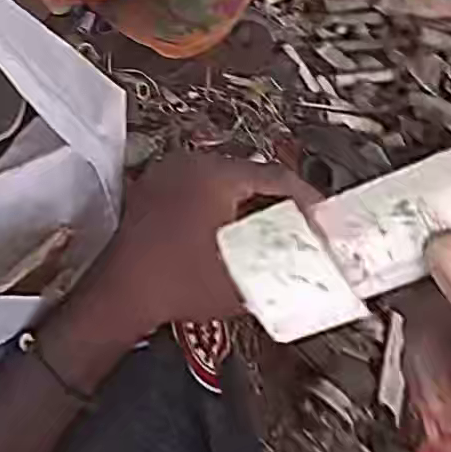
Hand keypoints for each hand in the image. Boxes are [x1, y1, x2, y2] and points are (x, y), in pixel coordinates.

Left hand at [75, 154, 320, 338]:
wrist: (125, 287)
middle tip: (303, 227)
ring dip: (248, 201)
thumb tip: (317, 260)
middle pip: (247, 172)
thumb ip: (286, 261)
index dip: (307, 199)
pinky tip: (231, 230)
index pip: (274, 175)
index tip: (325, 220)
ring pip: (222, 179)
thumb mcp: (247, 275)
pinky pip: (197, 185)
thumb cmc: (182, 281)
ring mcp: (166, 172)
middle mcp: (188, 164)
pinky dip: (219, 202)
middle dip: (278, 199)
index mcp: (214, 175)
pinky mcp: (153, 186)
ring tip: (272, 231)